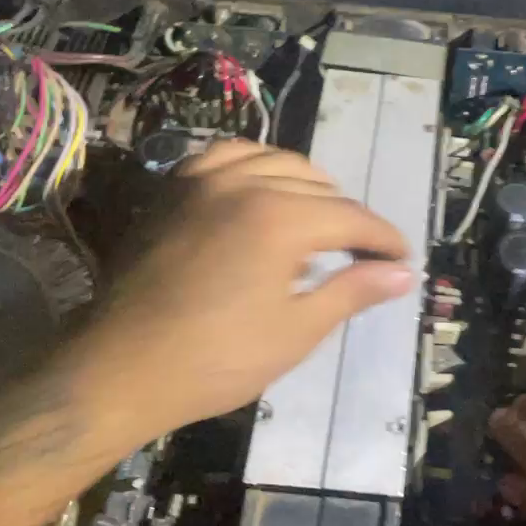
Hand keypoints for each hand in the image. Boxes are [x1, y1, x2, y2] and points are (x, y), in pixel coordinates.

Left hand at [83, 141, 413, 438]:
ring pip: (277, 162)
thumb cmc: (216, 359)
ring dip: (309, 187)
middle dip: (349, 218)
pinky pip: (228, 156)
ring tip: (320, 218)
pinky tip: (262, 187)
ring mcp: (205, 180)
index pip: (352, 217)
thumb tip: (404, 274)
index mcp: (281, 218)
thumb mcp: (296, 331)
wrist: (121, 368)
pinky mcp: (176, 188)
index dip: (383, 239)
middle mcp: (247, 183)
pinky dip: (256, 166)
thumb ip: (353, 291)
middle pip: (320, 187)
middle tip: (362, 254)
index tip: (403, 260)